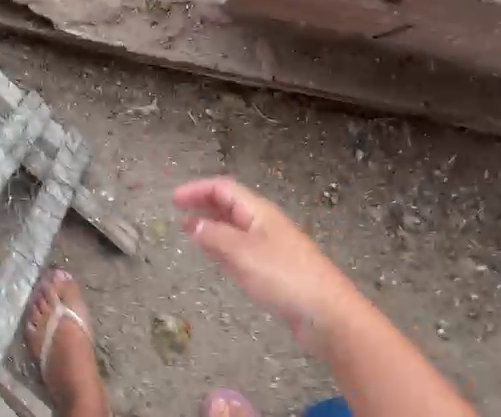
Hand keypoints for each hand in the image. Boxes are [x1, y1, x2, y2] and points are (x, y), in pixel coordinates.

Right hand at [175, 176, 357, 350]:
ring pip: (234, 228)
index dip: (197, 190)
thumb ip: (216, 237)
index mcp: (258, 211)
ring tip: (189, 232)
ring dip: (212, 226)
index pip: (223, 188)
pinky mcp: (274, 269)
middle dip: (203, 205)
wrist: (326, 313)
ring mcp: (270, 246)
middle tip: (178, 214)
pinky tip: (215, 256)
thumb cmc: (284, 276)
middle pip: (229, 205)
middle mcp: (263, 223)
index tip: (173, 199)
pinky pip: (241, 249)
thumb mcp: (244, 253)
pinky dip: (223, 247)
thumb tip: (193, 224)